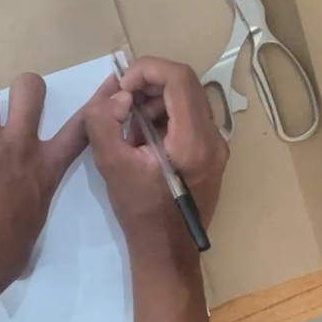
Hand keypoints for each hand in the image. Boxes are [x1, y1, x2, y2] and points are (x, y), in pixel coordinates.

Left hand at [0, 73, 88, 307]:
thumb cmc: (3, 258)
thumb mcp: (33, 225)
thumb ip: (30, 199)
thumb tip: (17, 204)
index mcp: (45, 170)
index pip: (79, 129)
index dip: (95, 103)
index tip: (107, 87)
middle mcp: (17, 147)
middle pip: (29, 88)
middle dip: (24, 90)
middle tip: (13, 110)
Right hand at [80, 56, 229, 258]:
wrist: (166, 251)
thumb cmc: (139, 211)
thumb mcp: (111, 164)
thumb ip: (104, 121)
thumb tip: (118, 95)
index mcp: (194, 140)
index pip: (179, 78)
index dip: (147, 70)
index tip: (122, 86)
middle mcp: (214, 138)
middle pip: (186, 86)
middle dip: (149, 85)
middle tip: (122, 103)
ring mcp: (217, 147)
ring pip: (188, 101)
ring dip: (156, 102)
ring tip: (129, 127)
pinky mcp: (212, 156)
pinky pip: (190, 121)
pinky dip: (165, 118)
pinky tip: (143, 141)